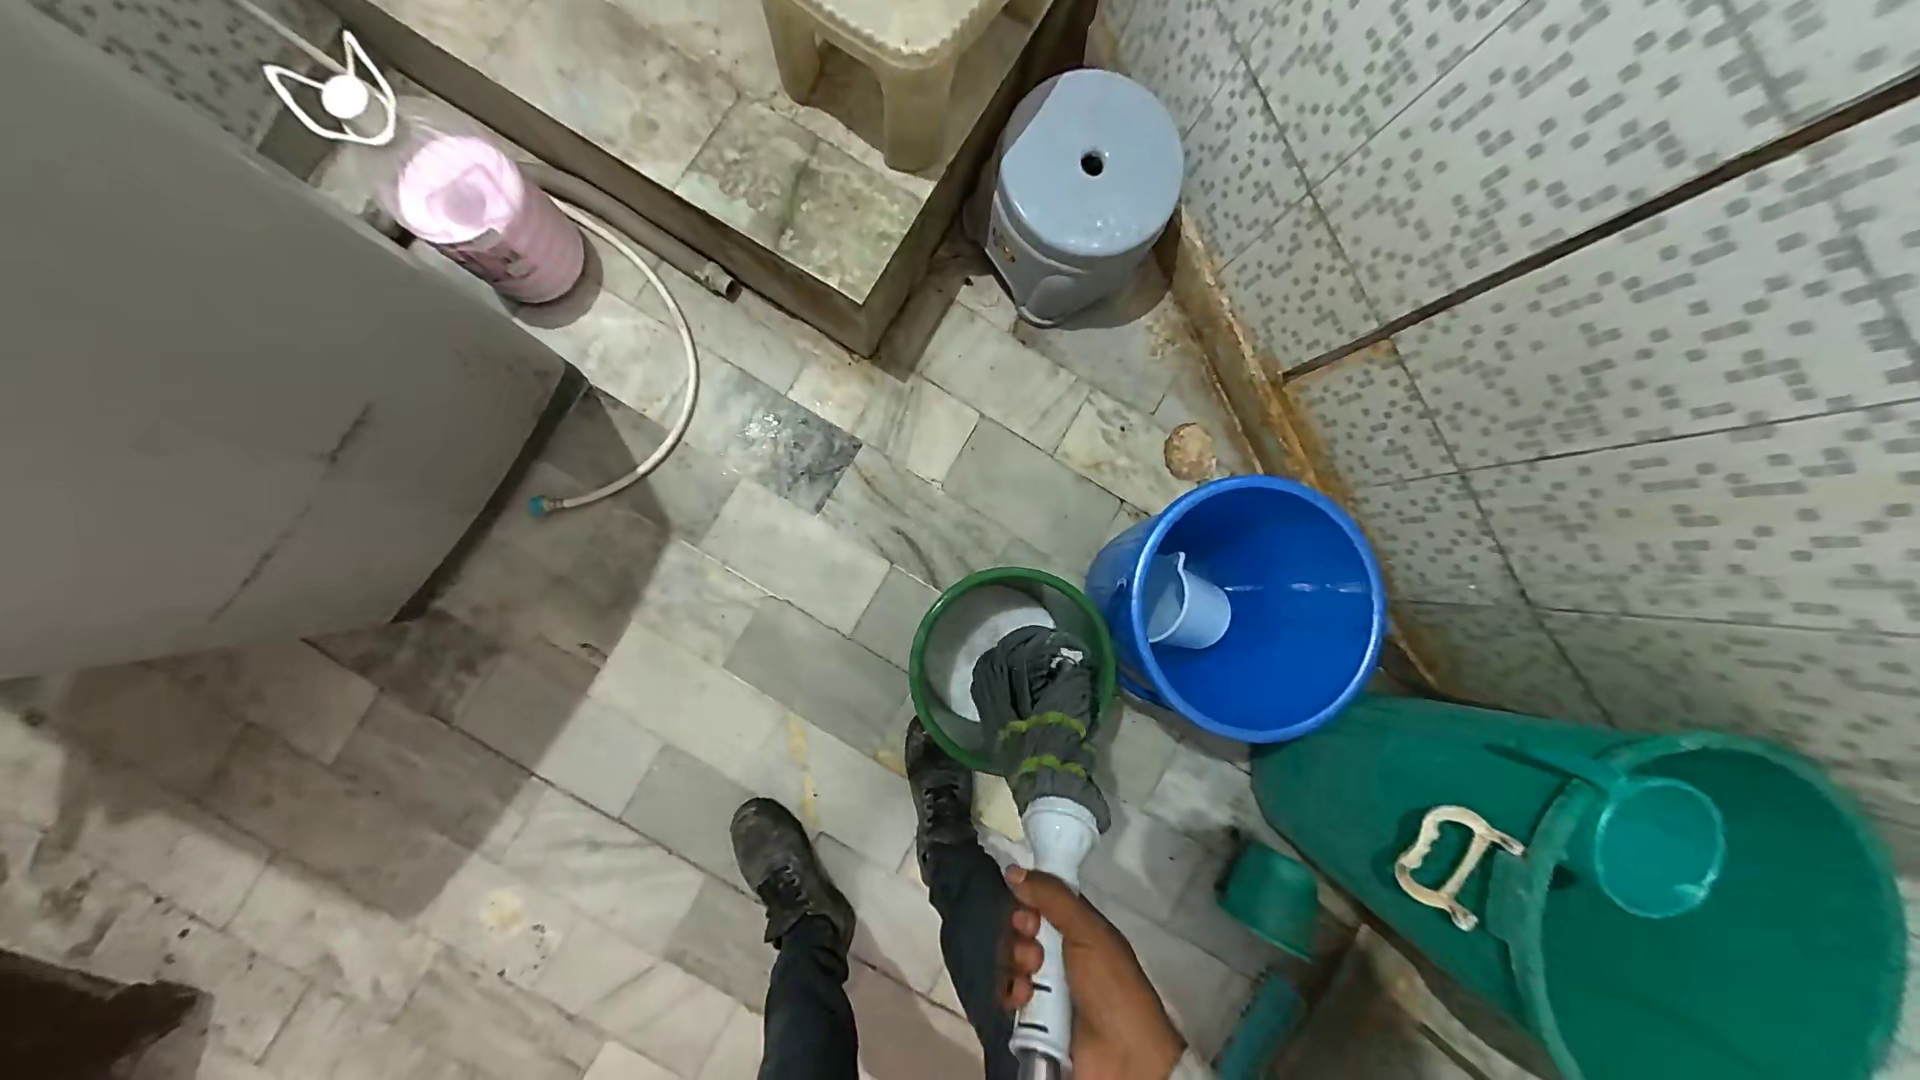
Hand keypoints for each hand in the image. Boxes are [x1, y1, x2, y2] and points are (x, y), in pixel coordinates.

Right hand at [1002, 866, 1185, 1079]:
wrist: (1124, 1058)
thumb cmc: (1110, 985)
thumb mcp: (1087, 931)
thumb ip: (1051, 897)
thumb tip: (1013, 869)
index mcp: (1080, 928)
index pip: (1042, 902)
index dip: (1029, 902)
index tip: (1027, 913)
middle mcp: (1062, 952)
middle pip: (1024, 930)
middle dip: (1020, 937)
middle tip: (1034, 954)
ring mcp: (1049, 985)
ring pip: (1013, 959)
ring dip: (1015, 966)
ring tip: (1029, 983)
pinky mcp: (1036, 1017)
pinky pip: (1010, 993)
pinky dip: (1010, 993)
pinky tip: (1020, 999)